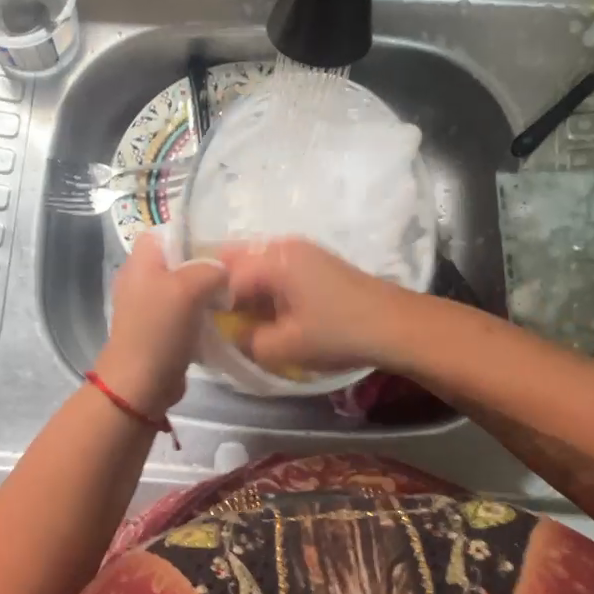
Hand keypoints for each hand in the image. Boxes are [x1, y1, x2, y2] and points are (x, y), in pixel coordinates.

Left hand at [91, 232, 227, 415]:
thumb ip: (209, 269)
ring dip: (205, 294)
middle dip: (204, 266)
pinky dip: (200, 316)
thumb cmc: (159, 329)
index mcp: (140, 262)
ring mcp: (148, 306)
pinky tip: (219, 321)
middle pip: (177, 261)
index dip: (190, 235)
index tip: (219, 246)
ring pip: (183, 289)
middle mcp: (141, 279)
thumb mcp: (189, 288)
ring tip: (229, 296)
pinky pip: (184, 313)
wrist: (140, 384)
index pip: (165, 232)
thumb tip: (221, 271)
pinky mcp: (158, 330)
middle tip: (231, 273)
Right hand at [215, 238, 414, 373]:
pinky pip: (272, 270)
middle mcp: (281, 245)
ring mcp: (300, 252)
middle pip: (233, 261)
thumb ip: (245, 342)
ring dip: (240, 290)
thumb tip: (227, 337)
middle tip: (208, 320)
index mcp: (271, 259)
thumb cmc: (338, 333)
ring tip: (233, 320)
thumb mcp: (284, 347)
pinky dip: (261, 290)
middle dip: (217, 289)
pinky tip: (262, 315)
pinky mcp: (313, 264)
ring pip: (253, 265)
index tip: (196, 326)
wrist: (397, 326)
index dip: (204, 301)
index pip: (220, 275)